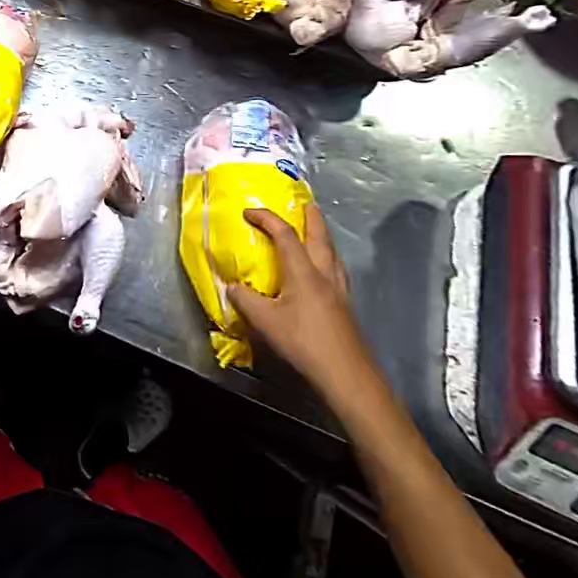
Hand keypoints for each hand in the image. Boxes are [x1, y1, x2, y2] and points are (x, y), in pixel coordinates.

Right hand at [226, 206, 371, 391]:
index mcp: (303, 271)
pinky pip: (336, 270)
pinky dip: (327, 259)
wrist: (345, 373)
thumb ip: (244, 299)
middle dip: (310, 218)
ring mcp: (339, 290)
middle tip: (305, 204)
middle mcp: (324, 274)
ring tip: (315, 232)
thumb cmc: (303, 341)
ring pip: (331, 253)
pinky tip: (324, 270)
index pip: (284, 235)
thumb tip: (232, 286)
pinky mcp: (345, 306)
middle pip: (319, 237)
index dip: (266, 219)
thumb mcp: (264, 320)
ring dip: (322, 237)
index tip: (248, 212)